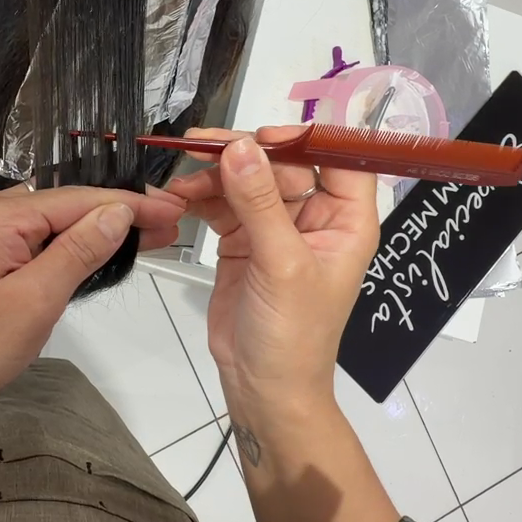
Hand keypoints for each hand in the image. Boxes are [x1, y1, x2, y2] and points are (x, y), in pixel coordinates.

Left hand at [0, 184, 185, 441]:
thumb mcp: (33, 301)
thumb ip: (77, 252)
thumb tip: (118, 211)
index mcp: (3, 215)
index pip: (81, 198)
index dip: (131, 205)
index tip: (176, 212)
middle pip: (70, 204)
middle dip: (120, 215)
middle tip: (171, 229)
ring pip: (57, 223)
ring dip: (100, 231)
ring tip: (150, 240)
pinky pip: (40, 240)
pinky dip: (74, 247)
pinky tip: (102, 253)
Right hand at [165, 127, 378, 408]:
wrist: (262, 384)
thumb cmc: (292, 331)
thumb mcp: (280, 263)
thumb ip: (258, 203)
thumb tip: (239, 146)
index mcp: (344, 220)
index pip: (339, 159)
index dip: (305, 140)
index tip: (261, 137)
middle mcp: (313, 217)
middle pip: (280, 165)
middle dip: (241, 155)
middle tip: (198, 147)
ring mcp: (274, 228)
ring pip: (245, 182)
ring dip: (212, 177)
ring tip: (179, 180)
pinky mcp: (241, 241)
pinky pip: (221, 206)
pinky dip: (199, 199)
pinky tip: (177, 197)